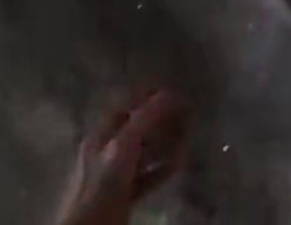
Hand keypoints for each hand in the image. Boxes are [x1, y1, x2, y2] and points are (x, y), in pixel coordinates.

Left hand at [55, 89, 187, 224]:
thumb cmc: (101, 187)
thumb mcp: (123, 147)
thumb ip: (145, 119)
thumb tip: (170, 93)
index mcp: (102, 135)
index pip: (129, 103)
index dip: (152, 96)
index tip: (178, 93)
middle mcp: (107, 151)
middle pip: (139, 127)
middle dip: (164, 120)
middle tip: (189, 116)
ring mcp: (114, 176)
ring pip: (145, 152)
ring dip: (168, 144)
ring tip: (189, 139)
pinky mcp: (123, 197)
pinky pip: (147, 176)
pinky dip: (163, 168)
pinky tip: (180, 165)